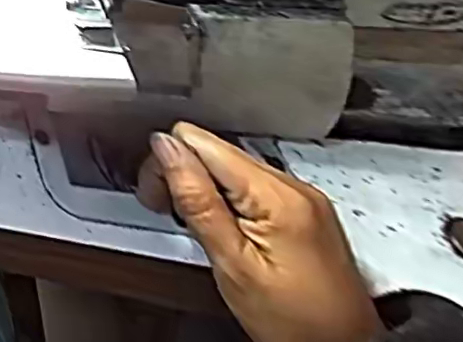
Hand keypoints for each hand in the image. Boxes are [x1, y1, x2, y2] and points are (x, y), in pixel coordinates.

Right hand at [150, 123, 381, 341]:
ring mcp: (302, 196)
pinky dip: (227, 198)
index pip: (197, 140)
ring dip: (203, 187)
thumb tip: (165, 146)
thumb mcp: (233, 265)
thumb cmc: (298, 329)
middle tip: (170, 212)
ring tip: (199, 226)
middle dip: (182, 175)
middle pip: (212, 148)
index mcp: (276, 196)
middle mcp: (293, 185)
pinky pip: (248, 182)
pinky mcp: (304, 208)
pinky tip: (225, 228)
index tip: (158, 195)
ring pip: (227, 164)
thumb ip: (197, 199)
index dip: (167, 164)